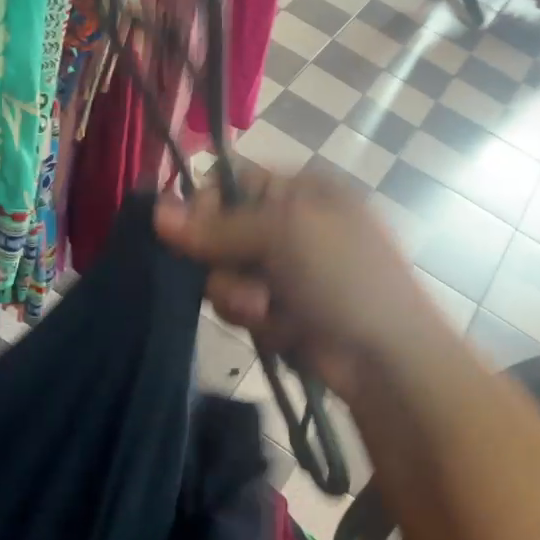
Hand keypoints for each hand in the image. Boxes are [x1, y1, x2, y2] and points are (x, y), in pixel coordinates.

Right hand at [154, 162, 439, 395]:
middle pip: (216, 235)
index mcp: (299, 190)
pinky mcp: (277, 312)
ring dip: (239, 299)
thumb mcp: (284, 234)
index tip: (191, 235)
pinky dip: (256, 322)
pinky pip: (239, 309)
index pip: (227, 183)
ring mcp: (283, 271)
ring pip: (222, 278)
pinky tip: (282, 331)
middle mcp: (288, 225)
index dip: (203, 208)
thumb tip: (156, 212)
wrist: (382, 356)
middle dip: (224, 266)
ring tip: (269, 312)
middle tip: (250, 286)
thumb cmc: (344, 278)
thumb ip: (217, 226)